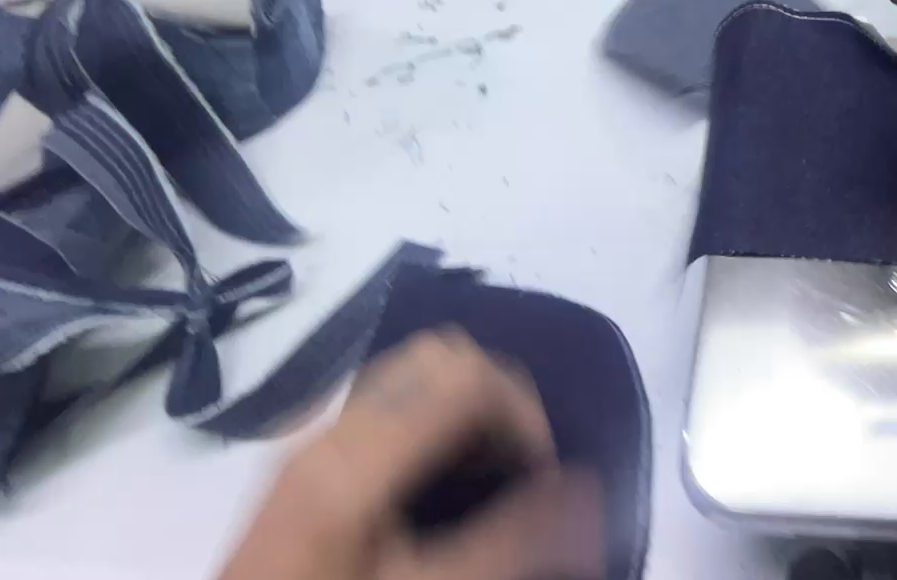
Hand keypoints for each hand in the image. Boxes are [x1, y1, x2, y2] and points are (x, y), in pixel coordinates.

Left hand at [220, 329, 604, 579]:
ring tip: (485, 465)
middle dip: (498, 395)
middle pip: (443, 356)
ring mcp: (311, 434)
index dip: (522, 413)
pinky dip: (434, 409)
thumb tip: (591, 490)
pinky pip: (389, 394)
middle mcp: (329, 426)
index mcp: (355, 459)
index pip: (468, 377)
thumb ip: (512, 540)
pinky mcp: (305, 452)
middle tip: (515, 462)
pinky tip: (440, 472)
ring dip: (467, 398)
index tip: (540, 475)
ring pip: (415, 368)